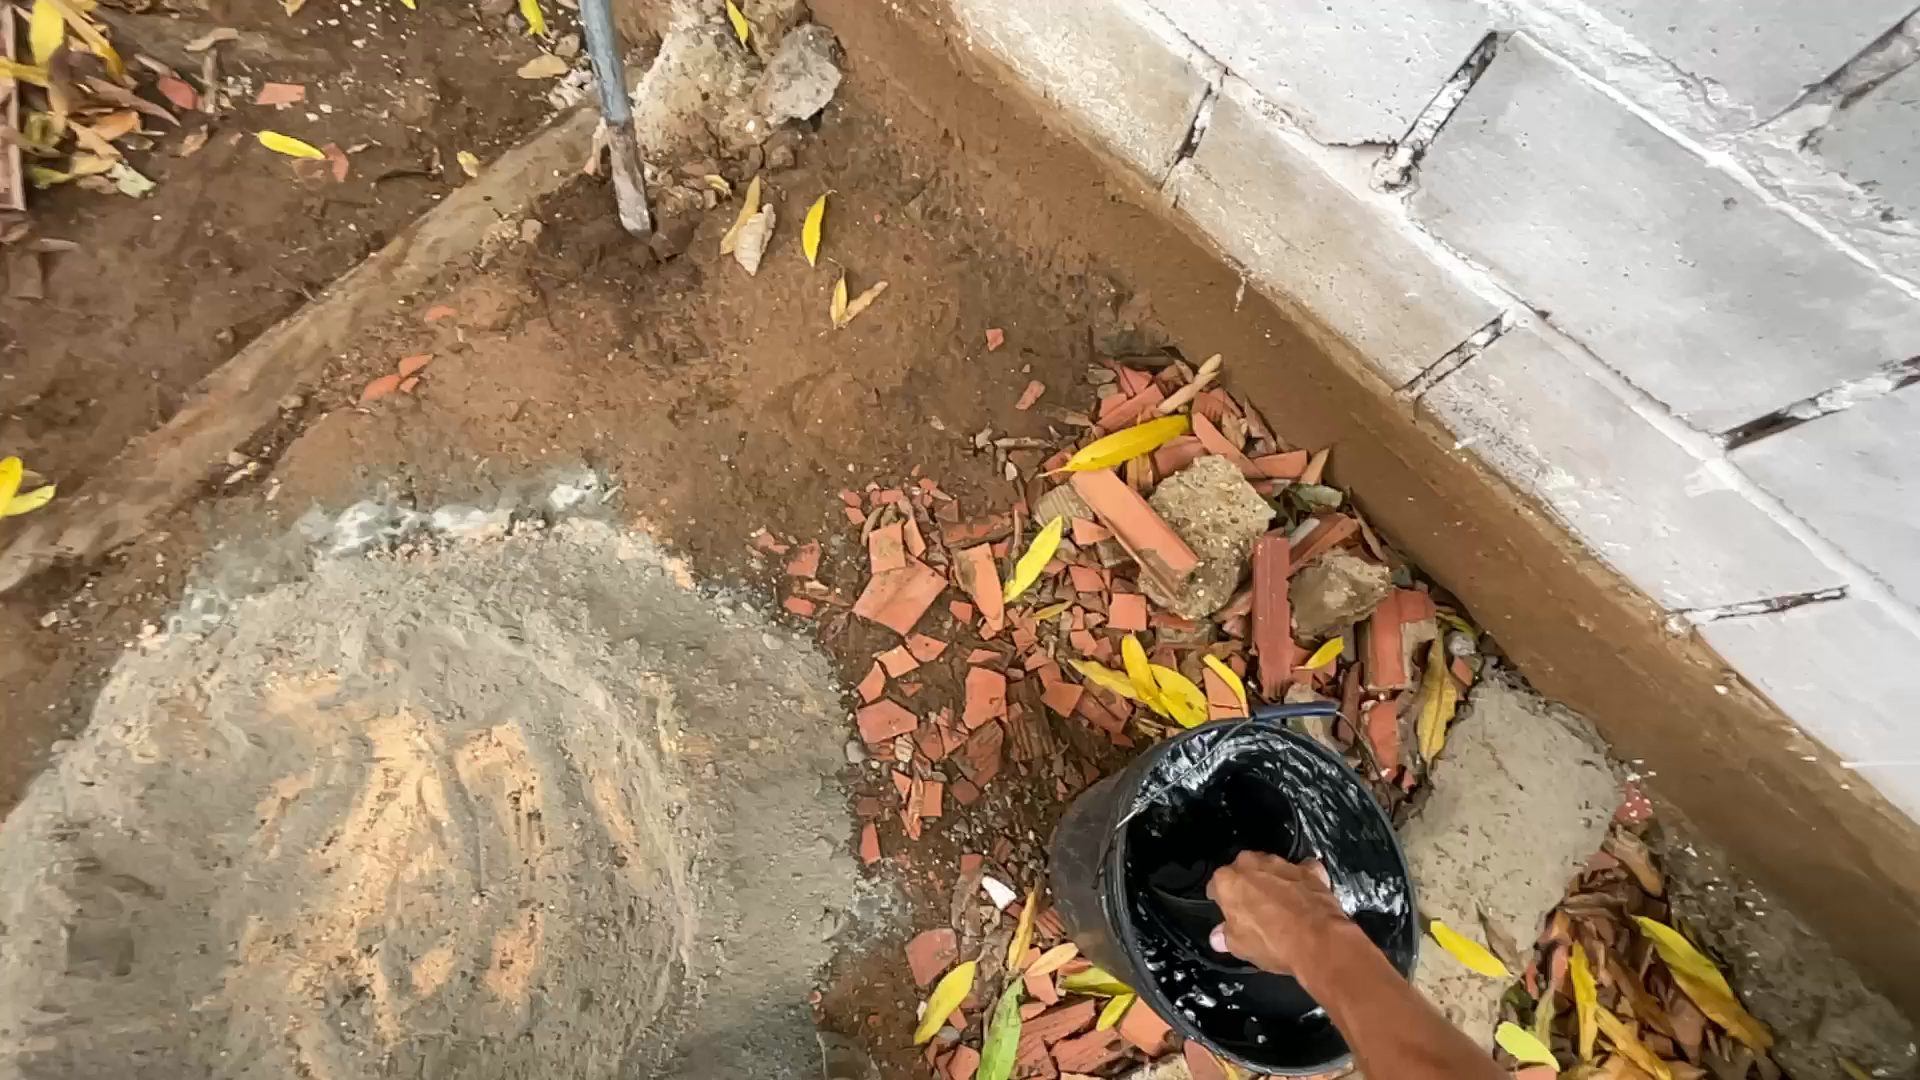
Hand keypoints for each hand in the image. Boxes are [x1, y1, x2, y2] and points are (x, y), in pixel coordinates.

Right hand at [1205, 851, 1352, 974]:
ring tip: (1283, 905)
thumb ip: (1226, 937)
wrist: (1319, 941)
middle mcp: (1250, 863)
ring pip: (1271, 867)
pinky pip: (1303, 870)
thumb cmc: (1272, 942)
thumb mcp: (1241, 947)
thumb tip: (1217, 937)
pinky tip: (1306, 893)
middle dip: (1247, 884)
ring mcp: (1281, 863)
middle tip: (1255, 909)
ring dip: (1273, 880)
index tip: (1228, 914)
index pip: (1216, 886)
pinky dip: (1303, 879)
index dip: (1221, 901)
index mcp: (1227, 879)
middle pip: (1243, 870)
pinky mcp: (1309, 870)